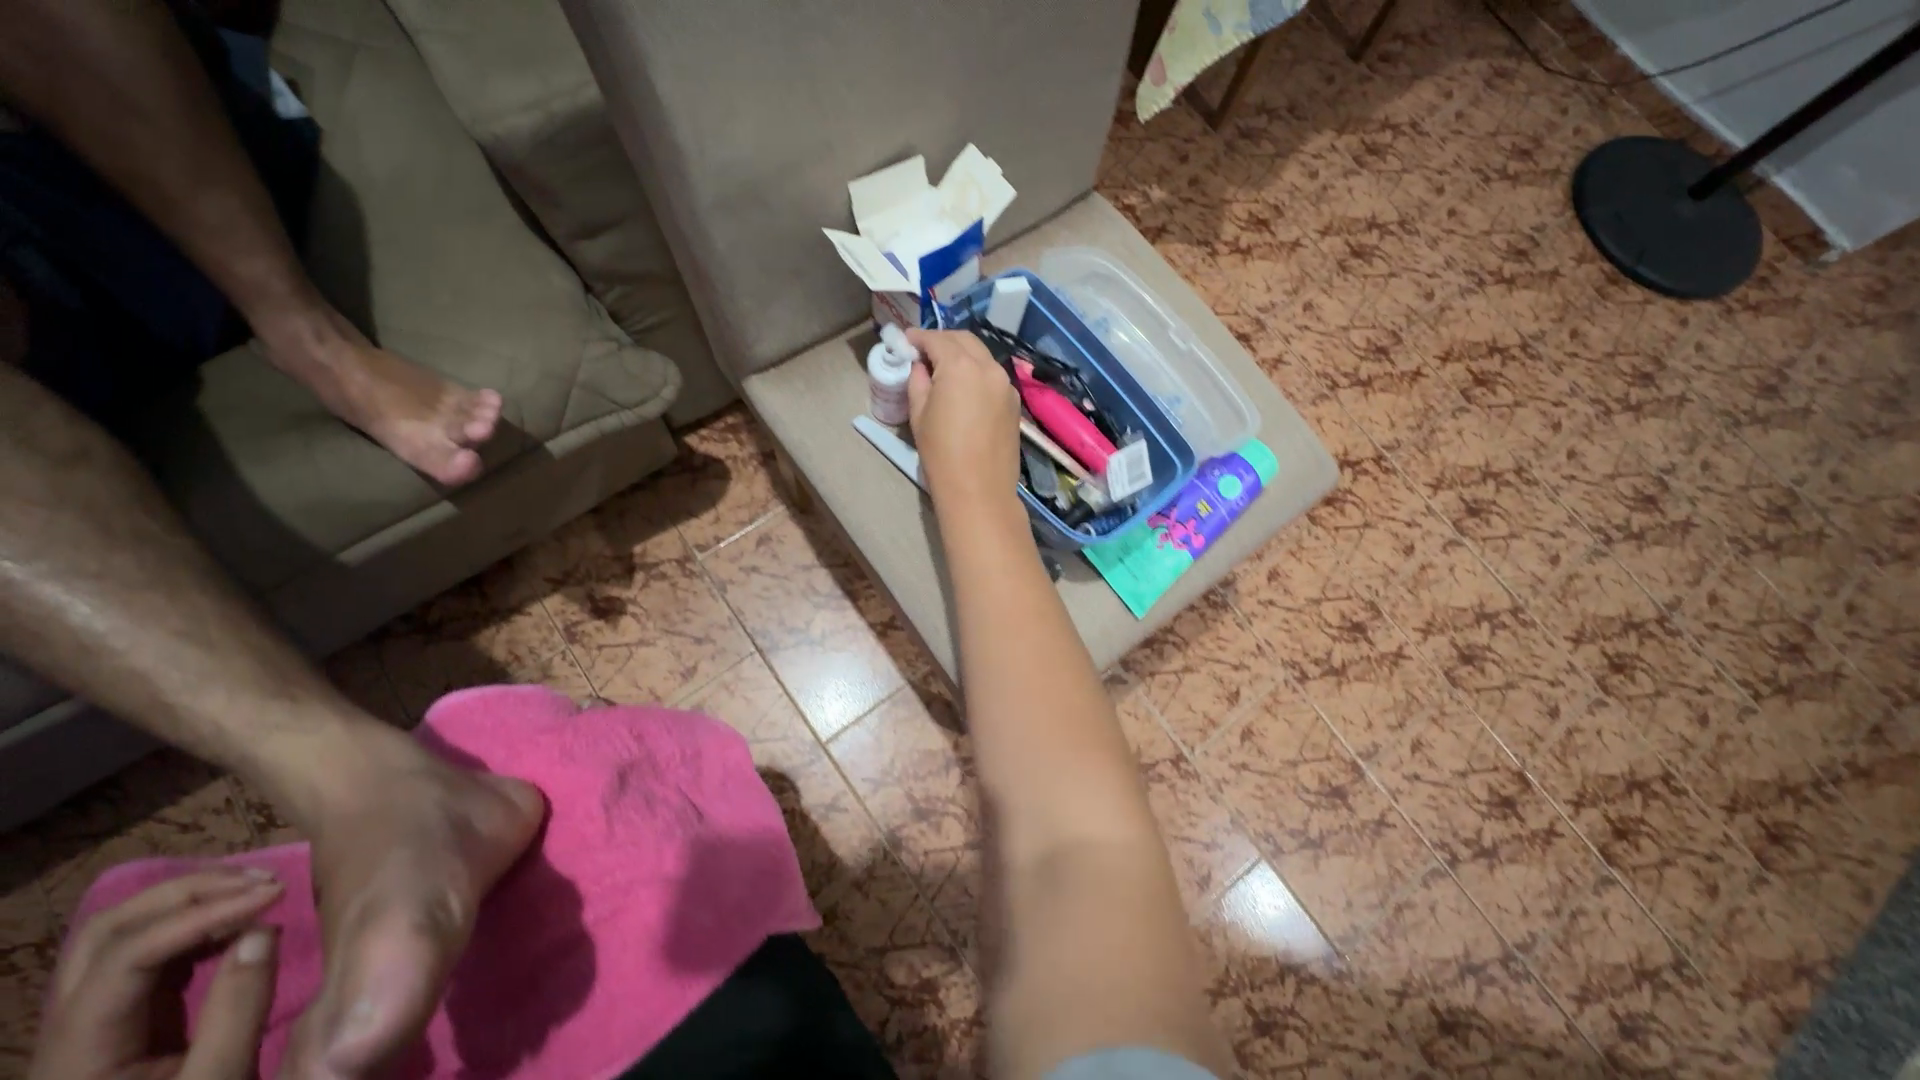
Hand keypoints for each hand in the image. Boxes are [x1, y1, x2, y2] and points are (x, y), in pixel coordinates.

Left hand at [30, 868, 283, 1079]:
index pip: (129, 956)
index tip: (274, 893)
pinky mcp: (118, 1020)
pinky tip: (238, 919)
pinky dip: (191, 925)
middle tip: (262, 880)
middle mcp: (64, 1028)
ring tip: (255, 889)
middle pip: (106, 932)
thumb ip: (237, 1009)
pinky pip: (142, 954)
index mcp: (77, 1053)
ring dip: (186, 902)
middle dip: (186, 894)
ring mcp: (87, 1022)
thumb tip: (262, 930)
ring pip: (117, 935)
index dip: (202, 914)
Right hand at [903, 328, 1020, 510]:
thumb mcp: (919, 414)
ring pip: (982, 356)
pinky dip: (977, 372)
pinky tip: (964, 387)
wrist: (979, 490)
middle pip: (964, 340)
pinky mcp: (1014, 402)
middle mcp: (988, 367)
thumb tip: (920, 366)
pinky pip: (993, 376)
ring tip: (942, 368)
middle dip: (942, 341)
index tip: (905, 341)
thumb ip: (918, 381)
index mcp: (960, 366)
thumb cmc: (941, 453)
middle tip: (923, 351)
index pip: (937, 340)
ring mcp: (1006, 384)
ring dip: (962, 354)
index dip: (918, 338)